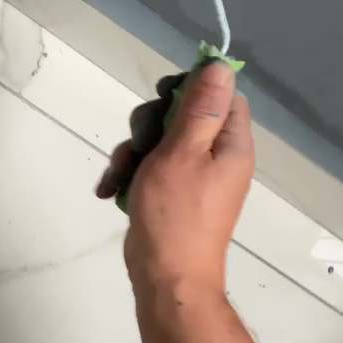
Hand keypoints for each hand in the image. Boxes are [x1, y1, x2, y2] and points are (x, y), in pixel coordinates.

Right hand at [95, 61, 253, 296]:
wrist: (166, 276)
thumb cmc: (176, 213)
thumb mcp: (183, 151)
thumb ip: (200, 107)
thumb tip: (222, 66)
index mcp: (231, 144)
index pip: (221, 96)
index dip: (191, 89)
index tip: (163, 98)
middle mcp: (217, 157)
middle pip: (184, 116)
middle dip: (150, 126)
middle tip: (138, 144)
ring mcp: (194, 177)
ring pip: (159, 142)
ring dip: (132, 153)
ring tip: (120, 176)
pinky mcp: (172, 194)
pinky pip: (150, 168)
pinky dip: (130, 175)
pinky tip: (111, 190)